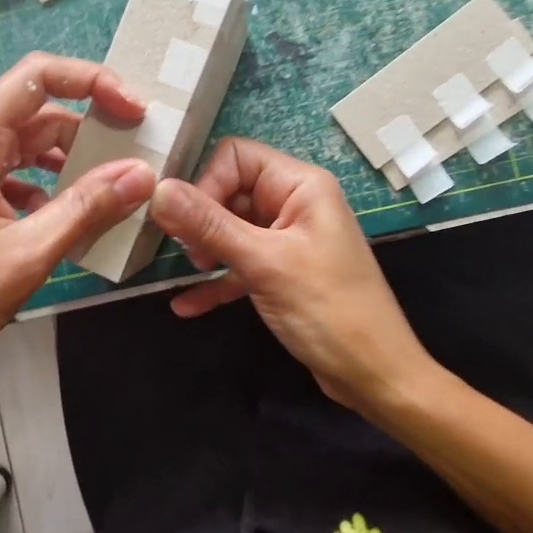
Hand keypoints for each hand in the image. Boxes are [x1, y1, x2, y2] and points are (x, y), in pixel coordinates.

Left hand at [0, 53, 156, 392]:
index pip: (39, 77)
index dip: (93, 82)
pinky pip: (10, 177)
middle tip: (135, 159)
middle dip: (89, 131)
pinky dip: (45, 189)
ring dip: (68, 163)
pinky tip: (66, 220)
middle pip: (36, 112)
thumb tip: (141, 174)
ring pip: (25, 147)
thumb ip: (87, 208)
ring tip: (110, 191)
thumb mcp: (26, 255)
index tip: (135, 111)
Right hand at [148, 138, 438, 414]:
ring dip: (206, 249)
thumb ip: (209, 225)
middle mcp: (294, 204)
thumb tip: (157, 189)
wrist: (375, 376)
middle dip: (202, 219)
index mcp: (301, 186)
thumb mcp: (264, 264)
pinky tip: (186, 304)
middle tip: (192, 255)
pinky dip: (216, 281)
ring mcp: (288, 240)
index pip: (236, 156)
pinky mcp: (283, 274)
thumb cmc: (328, 311)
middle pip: (229, 191)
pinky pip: (239, 264)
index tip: (190, 224)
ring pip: (230, 228)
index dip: (206, 184)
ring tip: (193, 273)